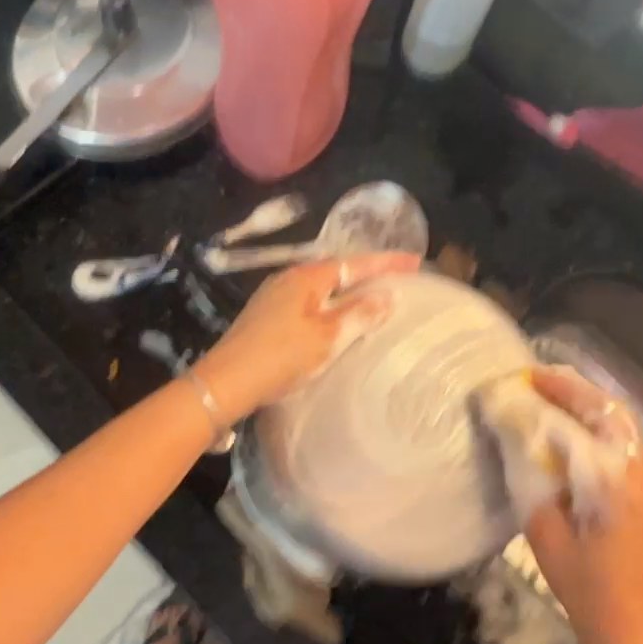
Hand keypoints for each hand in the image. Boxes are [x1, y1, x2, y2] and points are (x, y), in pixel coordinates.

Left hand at [192, 253, 419, 423]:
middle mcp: (289, 279)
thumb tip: (388, 295)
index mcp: (306, 277)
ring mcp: (274, 297)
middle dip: (366, 273)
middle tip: (396, 278)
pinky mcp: (266, 317)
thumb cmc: (281, 356)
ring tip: (372, 297)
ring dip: (347, 291)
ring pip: (320, 288)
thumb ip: (359, 314)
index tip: (415, 261)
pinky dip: (330, 305)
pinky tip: (336, 319)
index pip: (355, 263)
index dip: (386, 262)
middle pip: (336, 271)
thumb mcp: (328, 337)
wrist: (226, 382)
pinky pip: (308, 302)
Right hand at [518, 367, 642, 643]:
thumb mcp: (542, 525)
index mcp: (611, 476)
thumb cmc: (580, 577)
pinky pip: (619, 437)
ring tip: (547, 392)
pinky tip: (567, 422)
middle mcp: (634, 468)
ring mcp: (642, 476)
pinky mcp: (639, 485)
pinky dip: (594, 419)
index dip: (548, 396)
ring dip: (584, 400)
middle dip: (571, 388)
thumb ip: (529, 474)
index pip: (579, 420)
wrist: (622, 615)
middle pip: (608, 409)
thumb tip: (511, 433)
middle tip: (534, 378)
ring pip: (618, 420)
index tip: (519, 382)